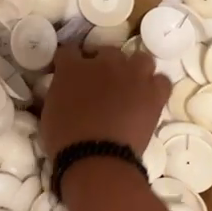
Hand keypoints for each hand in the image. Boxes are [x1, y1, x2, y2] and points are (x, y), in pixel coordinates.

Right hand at [39, 44, 167, 156]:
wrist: (97, 159)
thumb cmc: (64, 139)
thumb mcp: (49, 112)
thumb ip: (57, 93)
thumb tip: (63, 91)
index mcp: (72, 67)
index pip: (69, 51)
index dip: (70, 60)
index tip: (69, 70)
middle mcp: (103, 63)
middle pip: (107, 51)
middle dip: (103, 63)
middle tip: (100, 82)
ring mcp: (131, 76)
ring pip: (139, 58)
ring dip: (133, 69)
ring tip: (129, 85)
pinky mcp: (153, 94)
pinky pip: (162, 81)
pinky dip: (155, 87)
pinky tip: (148, 97)